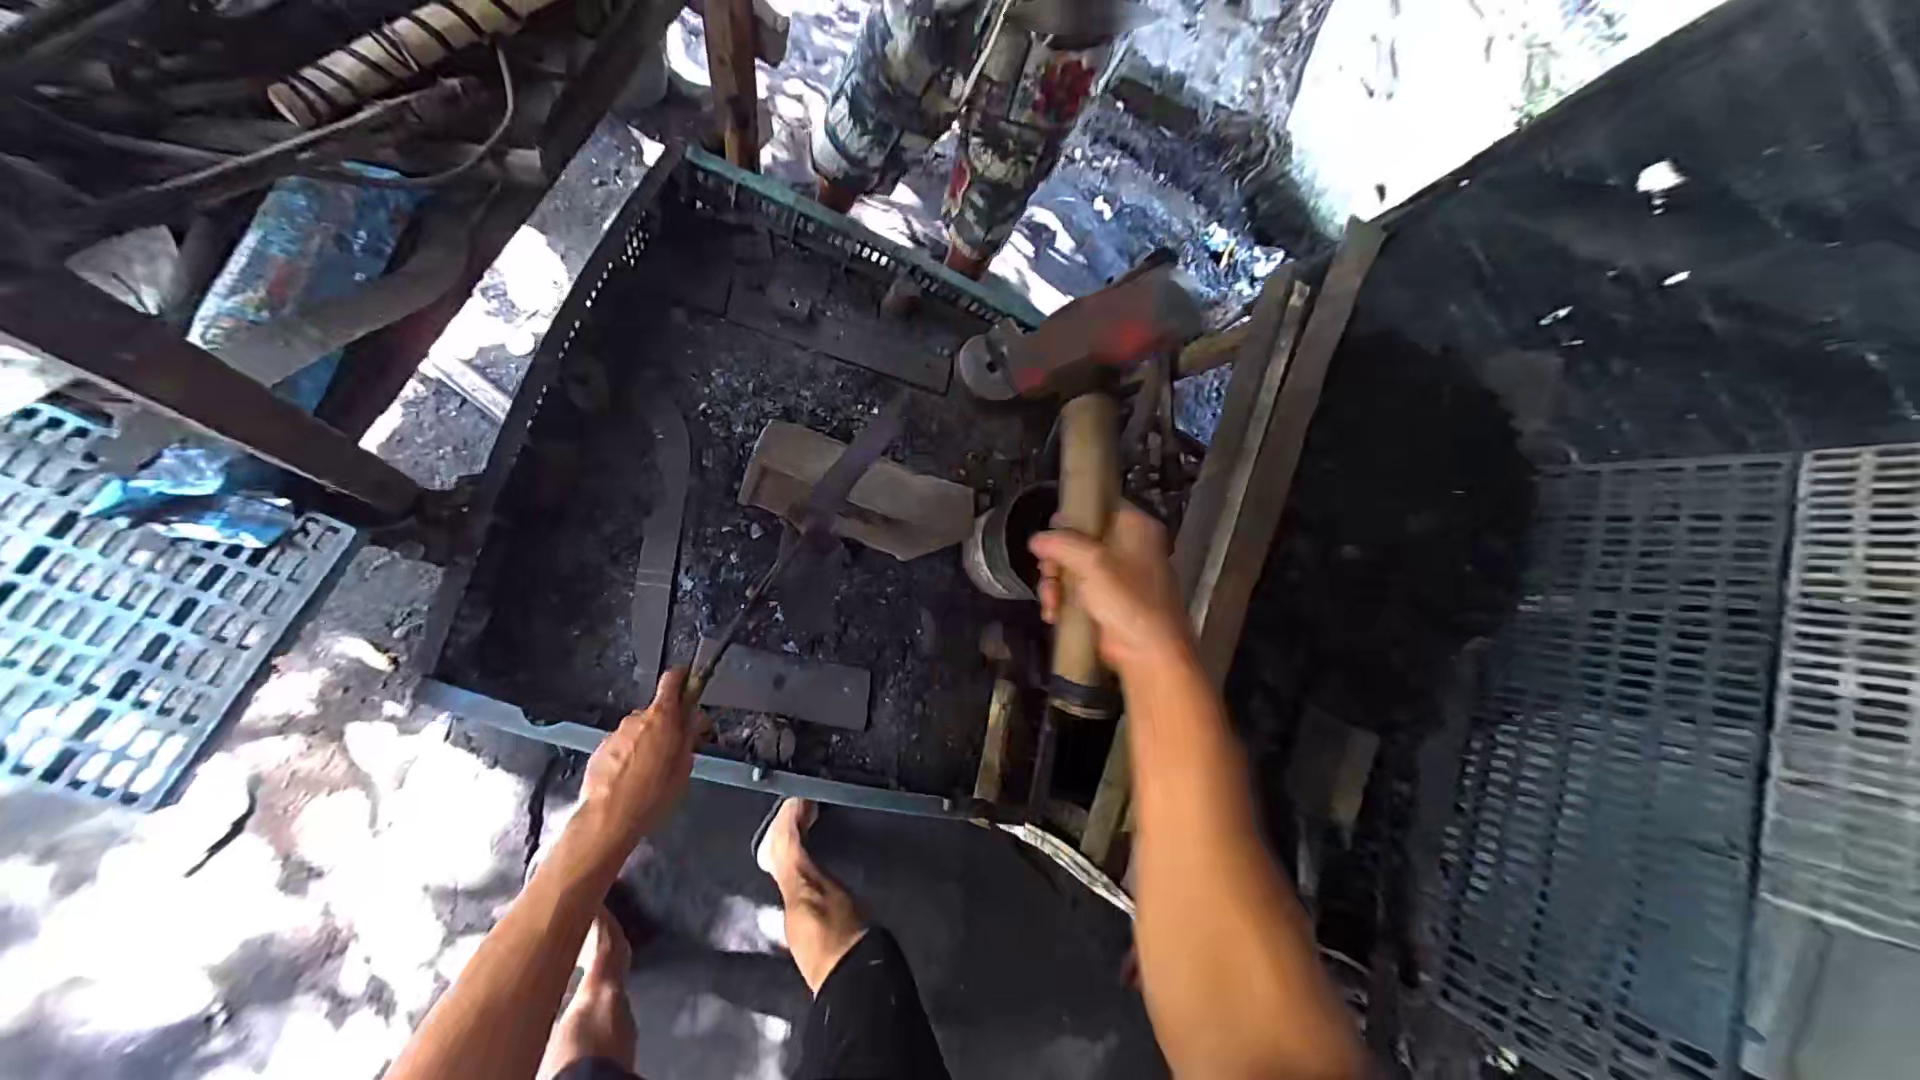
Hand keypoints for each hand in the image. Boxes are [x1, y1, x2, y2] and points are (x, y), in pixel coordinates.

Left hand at [578, 668, 704, 851]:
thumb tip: (695, 719)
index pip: (672, 680)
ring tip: (652, 771)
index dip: (682, 678)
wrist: (608, 819)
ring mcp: (615, 734)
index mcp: (662, 717)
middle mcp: (636, 719)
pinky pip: (621, 746)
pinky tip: (633, 778)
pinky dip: (629, 756)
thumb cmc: (652, 794)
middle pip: (657, 711)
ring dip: (647, 742)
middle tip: (676, 748)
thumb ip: (690, 736)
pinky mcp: (600, 751)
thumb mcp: (684, 765)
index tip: (688, 682)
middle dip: (667, 725)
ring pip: (638, 730)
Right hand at [1029, 503, 1196, 677]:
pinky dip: (1063, 601)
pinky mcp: (1107, 603)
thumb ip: (1061, 544)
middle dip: (1057, 560)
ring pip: (1073, 569)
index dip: (1072, 518)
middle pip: (1079, 541)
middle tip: (1048, 572)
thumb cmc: (1127, 600)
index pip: (1098, 508)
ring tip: (1051, 601)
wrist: (1149, 653)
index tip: (1050, 532)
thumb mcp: (1092, 562)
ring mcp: (1117, 578)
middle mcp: (1128, 548)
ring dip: (1055, 585)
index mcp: (1135, 528)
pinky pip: (1077, 593)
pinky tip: (1054, 614)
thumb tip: (1037, 540)